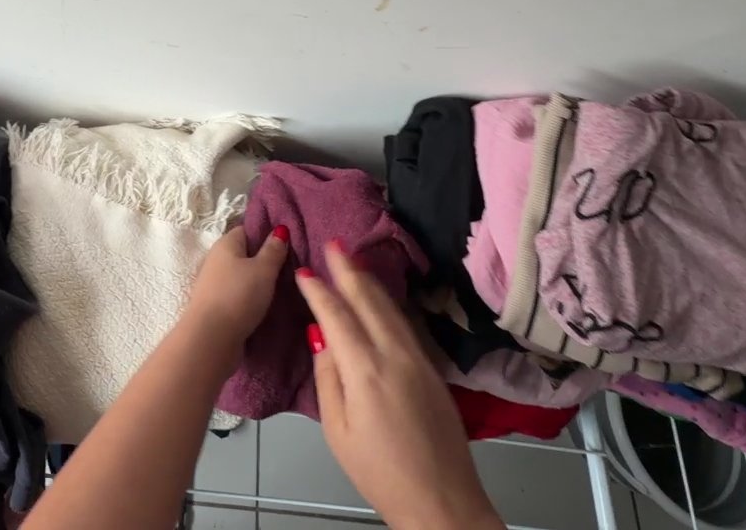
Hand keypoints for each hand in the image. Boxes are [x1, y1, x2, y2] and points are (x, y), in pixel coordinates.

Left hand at [183, 224, 291, 347]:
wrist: (211, 338)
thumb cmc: (239, 296)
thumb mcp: (263, 269)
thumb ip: (273, 249)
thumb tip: (280, 229)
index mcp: (225, 244)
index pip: (248, 230)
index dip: (267, 236)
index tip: (287, 246)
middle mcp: (216, 260)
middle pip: (244, 255)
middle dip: (264, 262)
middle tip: (289, 270)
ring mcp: (214, 284)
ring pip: (241, 277)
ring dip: (258, 284)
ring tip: (282, 290)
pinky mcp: (215, 306)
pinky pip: (237, 296)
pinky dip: (250, 300)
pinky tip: (265, 307)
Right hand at [297, 242, 498, 529]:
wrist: (443, 504)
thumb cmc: (380, 473)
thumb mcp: (338, 430)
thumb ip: (327, 378)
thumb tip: (320, 336)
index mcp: (365, 371)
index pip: (337, 316)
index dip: (318, 290)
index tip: (303, 270)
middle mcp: (395, 355)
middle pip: (368, 300)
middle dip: (348, 269)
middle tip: (333, 242)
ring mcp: (419, 360)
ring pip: (390, 308)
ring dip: (370, 280)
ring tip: (353, 259)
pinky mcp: (434, 370)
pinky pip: (406, 324)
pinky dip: (388, 302)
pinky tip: (381, 296)